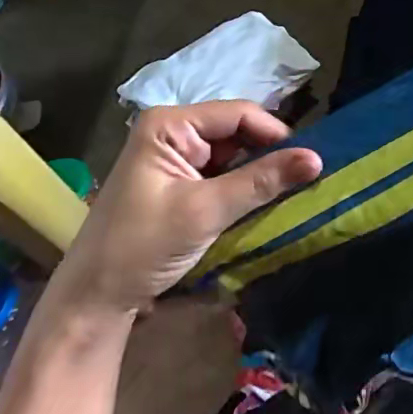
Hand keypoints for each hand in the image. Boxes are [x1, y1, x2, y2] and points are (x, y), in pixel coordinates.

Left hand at [56, 101, 321, 314]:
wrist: (94, 299)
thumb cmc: (141, 247)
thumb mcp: (206, 211)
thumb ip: (261, 181)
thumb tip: (318, 158)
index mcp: (170, 124)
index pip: (239, 114)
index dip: (276, 134)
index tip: (309, 162)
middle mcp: (175, 132)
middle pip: (239, 131)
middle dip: (270, 154)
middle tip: (305, 178)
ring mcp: (178, 158)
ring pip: (236, 154)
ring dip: (261, 173)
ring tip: (293, 190)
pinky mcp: (182, 183)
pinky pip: (225, 174)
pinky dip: (246, 187)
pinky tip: (267, 202)